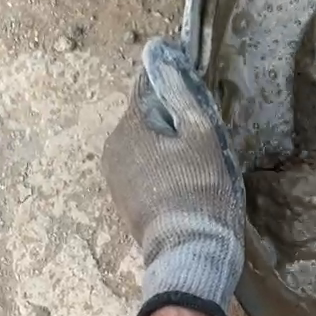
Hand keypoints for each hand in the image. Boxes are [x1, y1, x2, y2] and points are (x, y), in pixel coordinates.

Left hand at [103, 39, 245, 315]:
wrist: (188, 251)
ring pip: (144, 146)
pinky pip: (143, 169)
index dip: (170, 81)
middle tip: (203, 128)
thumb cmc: (200, 190)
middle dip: (170, 118)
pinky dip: (162, 166)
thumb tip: (166, 64)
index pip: (146, 89)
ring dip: (167, 144)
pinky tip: (185, 178)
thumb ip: (183, 98)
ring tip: (197, 156)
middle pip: (145, 119)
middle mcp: (113, 148)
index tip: (191, 79)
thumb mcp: (202, 138)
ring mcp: (115, 177)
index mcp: (129, 128)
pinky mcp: (124, 199)